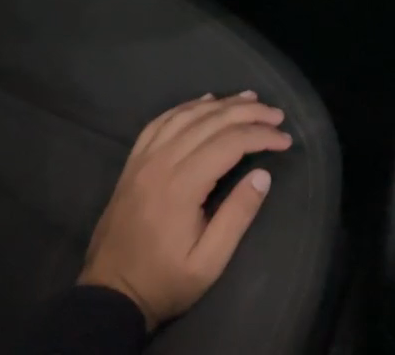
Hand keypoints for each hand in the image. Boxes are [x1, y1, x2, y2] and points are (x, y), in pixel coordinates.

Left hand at [78, 92, 290, 328]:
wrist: (108, 296)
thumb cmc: (164, 281)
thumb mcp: (208, 262)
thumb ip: (237, 216)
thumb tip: (263, 175)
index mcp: (181, 187)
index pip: (230, 143)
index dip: (262, 136)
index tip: (285, 141)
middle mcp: (160, 164)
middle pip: (211, 121)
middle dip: (249, 112)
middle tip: (276, 114)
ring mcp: (142, 161)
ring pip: (186, 116)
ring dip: (221, 103)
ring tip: (249, 98)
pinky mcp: (132, 165)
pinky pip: (159, 123)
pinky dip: (185, 107)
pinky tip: (204, 102)